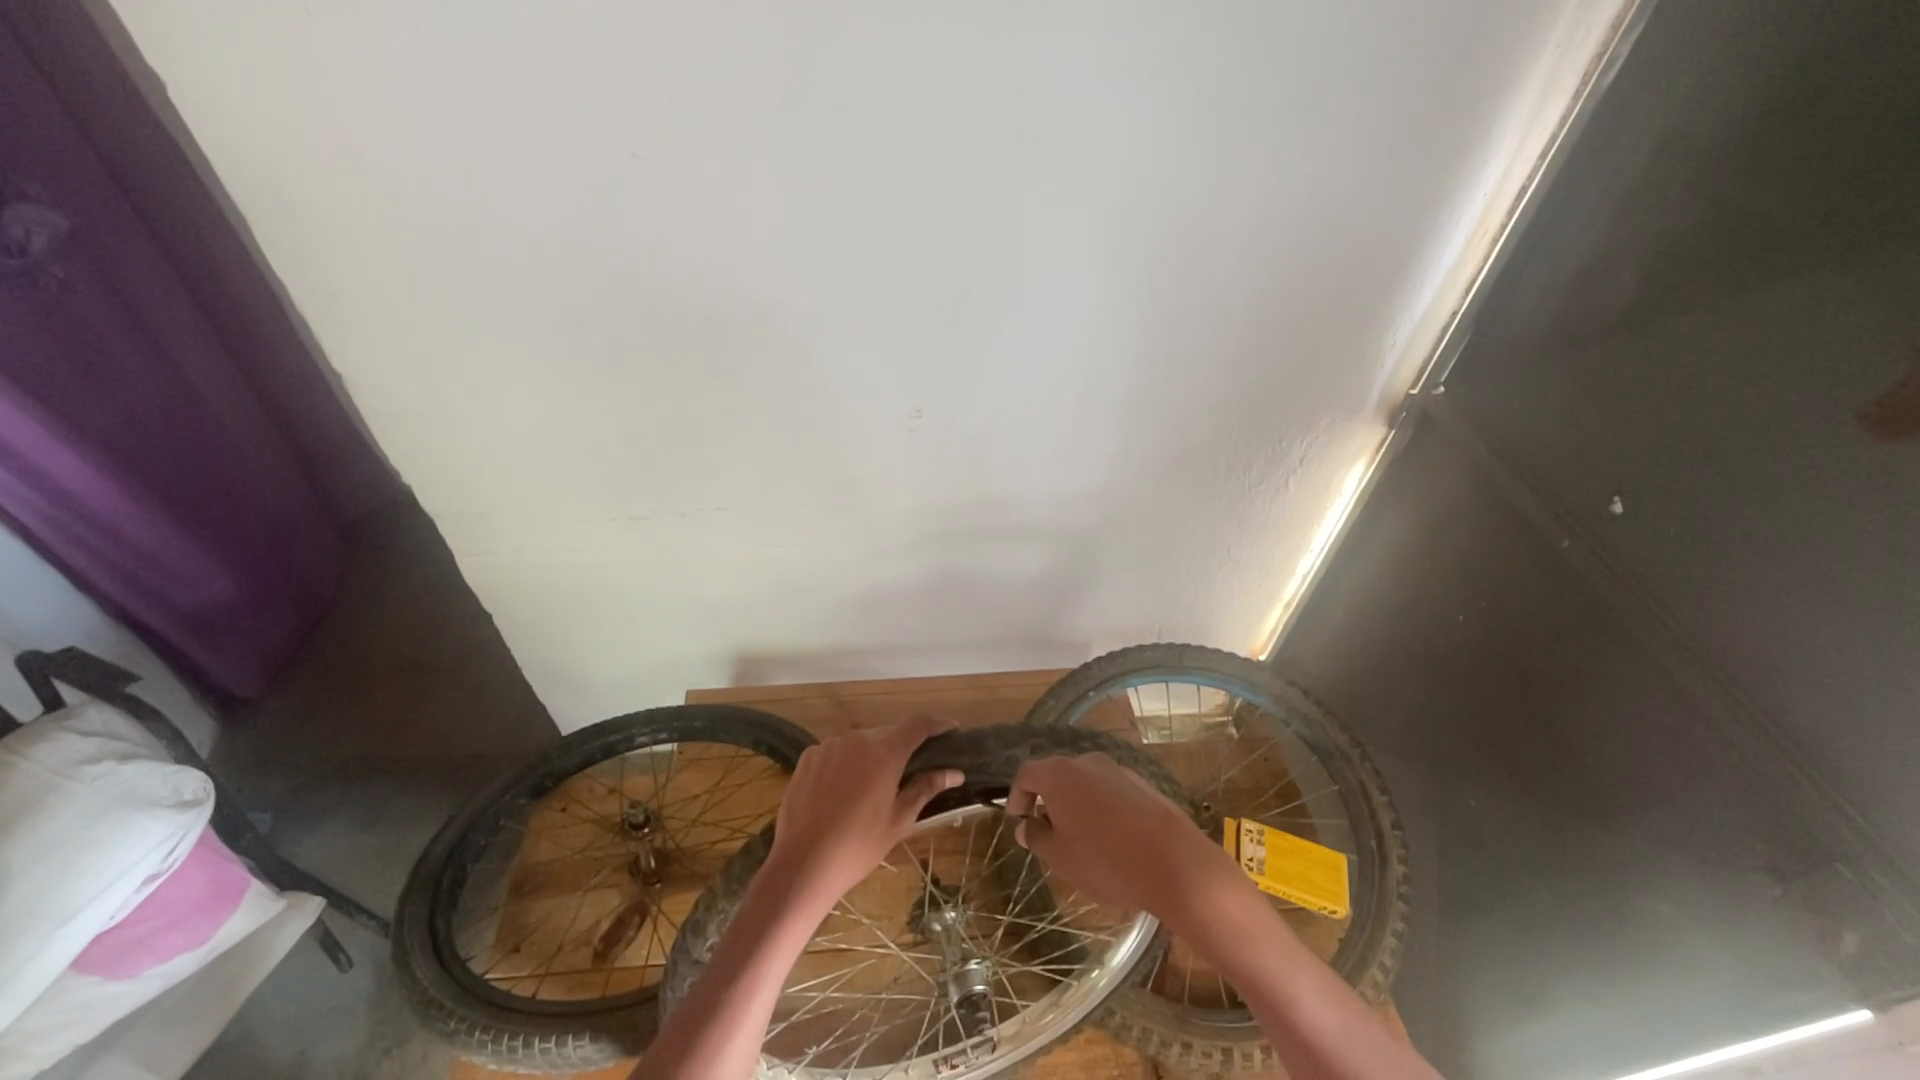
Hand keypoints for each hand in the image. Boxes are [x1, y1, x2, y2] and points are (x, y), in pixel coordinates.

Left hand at [765, 716, 964, 907]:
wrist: (802, 864)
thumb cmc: (858, 846)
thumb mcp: (899, 820)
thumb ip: (926, 787)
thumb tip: (954, 772)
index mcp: (884, 753)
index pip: (917, 724)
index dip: (937, 724)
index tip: (950, 731)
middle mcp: (856, 739)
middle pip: (888, 733)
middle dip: (903, 747)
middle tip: (913, 770)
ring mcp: (828, 746)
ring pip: (860, 742)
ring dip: (873, 755)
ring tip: (875, 786)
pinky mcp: (807, 757)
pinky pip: (836, 752)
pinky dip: (847, 763)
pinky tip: (844, 791)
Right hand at [1008, 752, 1238, 929]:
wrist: (1174, 862)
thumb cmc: (1105, 860)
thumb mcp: (1059, 857)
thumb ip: (1036, 837)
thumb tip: (1026, 826)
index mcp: (1060, 774)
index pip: (1027, 774)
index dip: (1017, 796)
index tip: (1018, 818)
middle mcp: (1088, 763)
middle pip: (1058, 776)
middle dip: (1049, 801)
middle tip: (1047, 832)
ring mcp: (1119, 771)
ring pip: (1086, 784)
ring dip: (1077, 805)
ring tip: (1080, 839)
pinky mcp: (1144, 785)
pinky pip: (1111, 792)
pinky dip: (1102, 808)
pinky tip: (1111, 839)